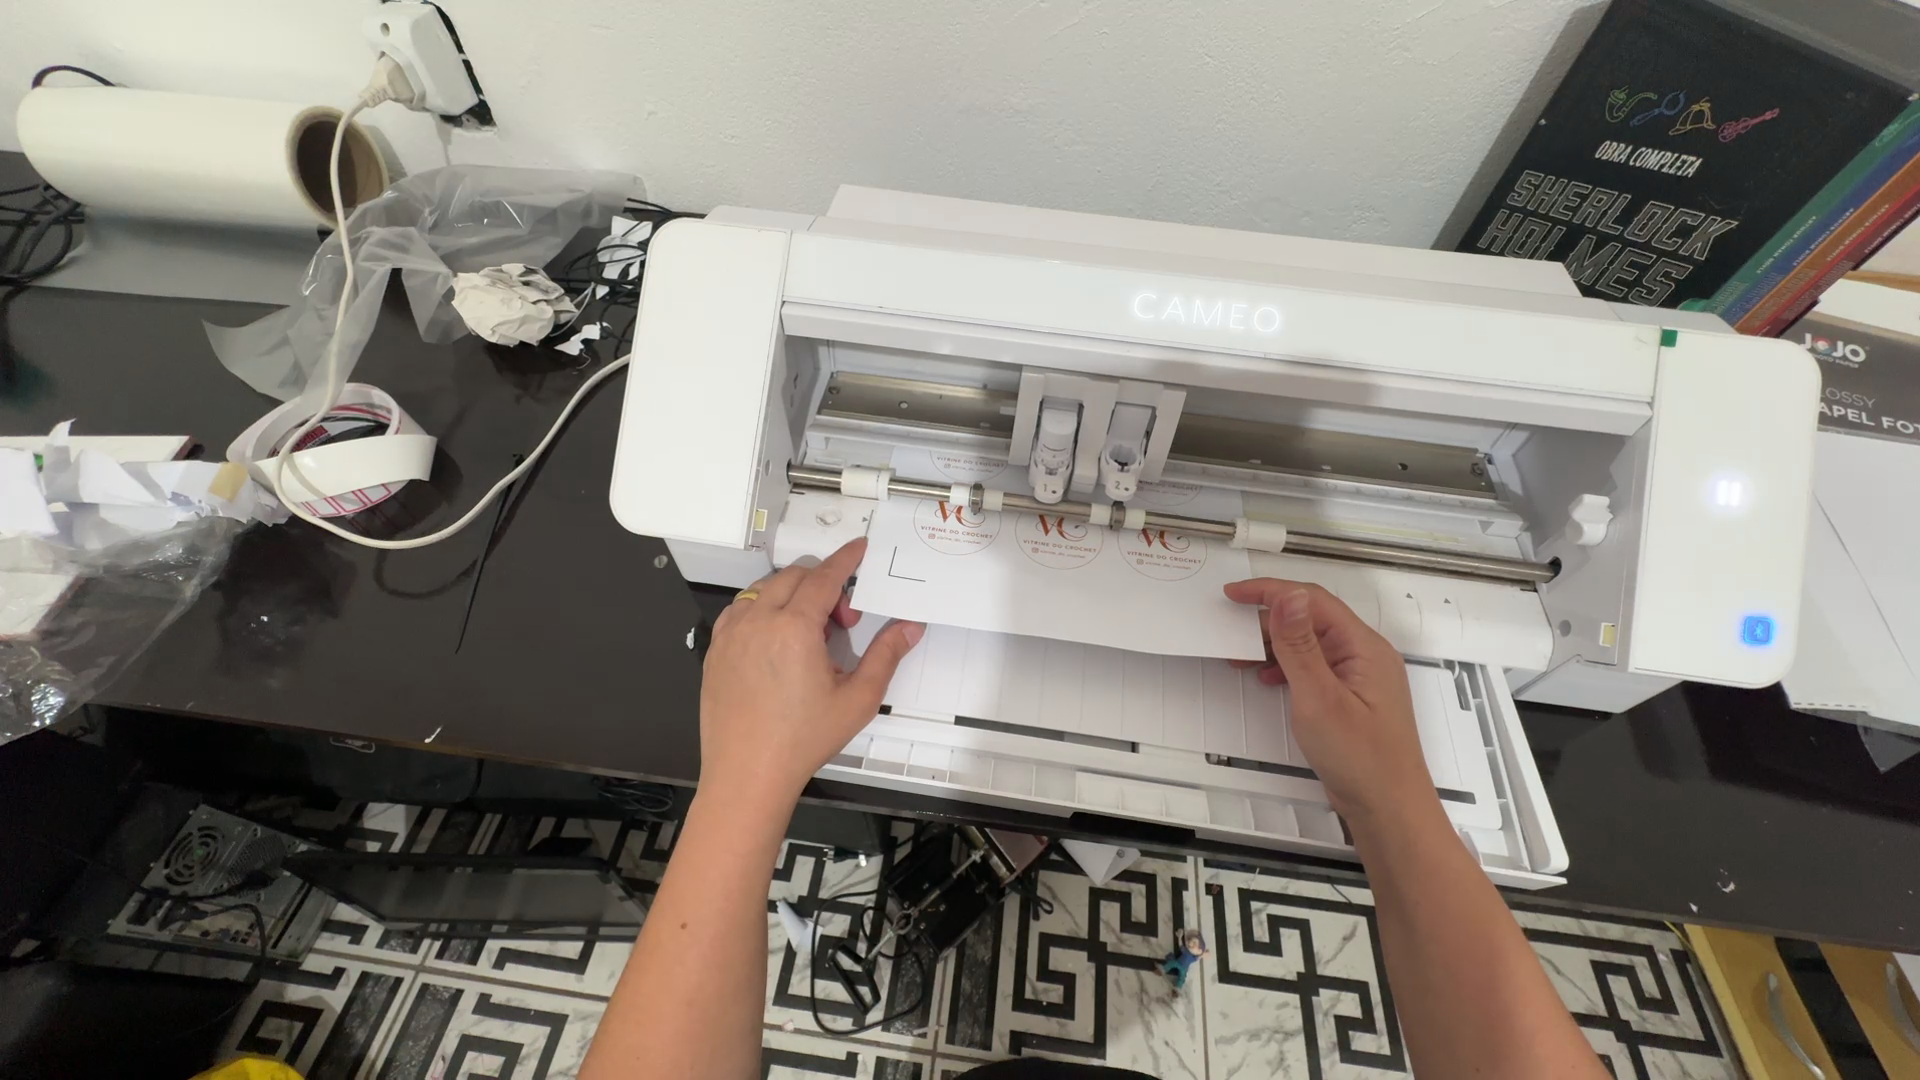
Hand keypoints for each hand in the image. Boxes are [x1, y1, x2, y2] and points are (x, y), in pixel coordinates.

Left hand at [699, 538, 923, 811]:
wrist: (748, 774)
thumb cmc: (801, 740)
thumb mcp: (858, 698)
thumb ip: (886, 655)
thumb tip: (909, 628)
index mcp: (794, 628)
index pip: (825, 577)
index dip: (846, 560)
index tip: (858, 549)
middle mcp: (759, 622)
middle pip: (795, 577)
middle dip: (824, 585)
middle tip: (844, 621)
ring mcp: (732, 634)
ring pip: (765, 589)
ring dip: (792, 594)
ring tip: (811, 633)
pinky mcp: (716, 650)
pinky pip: (740, 610)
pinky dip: (763, 609)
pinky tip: (777, 637)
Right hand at [1224, 580, 1437, 825]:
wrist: (1388, 808)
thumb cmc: (1362, 759)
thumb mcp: (1319, 697)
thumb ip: (1299, 645)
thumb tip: (1286, 597)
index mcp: (1363, 647)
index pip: (1311, 600)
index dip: (1269, 591)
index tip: (1234, 593)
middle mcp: (1364, 655)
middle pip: (1310, 618)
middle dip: (1267, 617)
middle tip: (1231, 623)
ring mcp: (1358, 676)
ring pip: (1309, 642)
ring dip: (1273, 643)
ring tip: (1241, 653)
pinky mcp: (1348, 696)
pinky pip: (1312, 665)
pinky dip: (1284, 665)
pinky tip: (1267, 678)